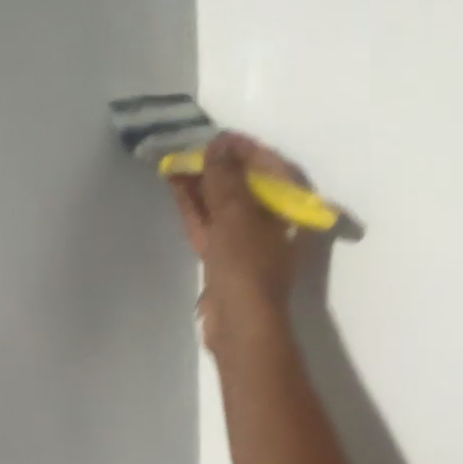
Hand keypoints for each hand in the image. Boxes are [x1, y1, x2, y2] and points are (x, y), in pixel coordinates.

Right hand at [169, 132, 309, 352]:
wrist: (239, 325)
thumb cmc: (246, 266)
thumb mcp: (235, 215)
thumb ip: (224, 178)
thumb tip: (216, 147)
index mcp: (287, 207)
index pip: (269, 165)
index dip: (242, 148)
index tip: (214, 138)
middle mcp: (271, 222)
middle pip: (244, 186)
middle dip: (217, 168)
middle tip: (191, 151)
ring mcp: (247, 244)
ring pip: (222, 207)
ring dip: (201, 188)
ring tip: (176, 166)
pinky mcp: (225, 262)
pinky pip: (210, 227)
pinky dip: (195, 210)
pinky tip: (178, 192)